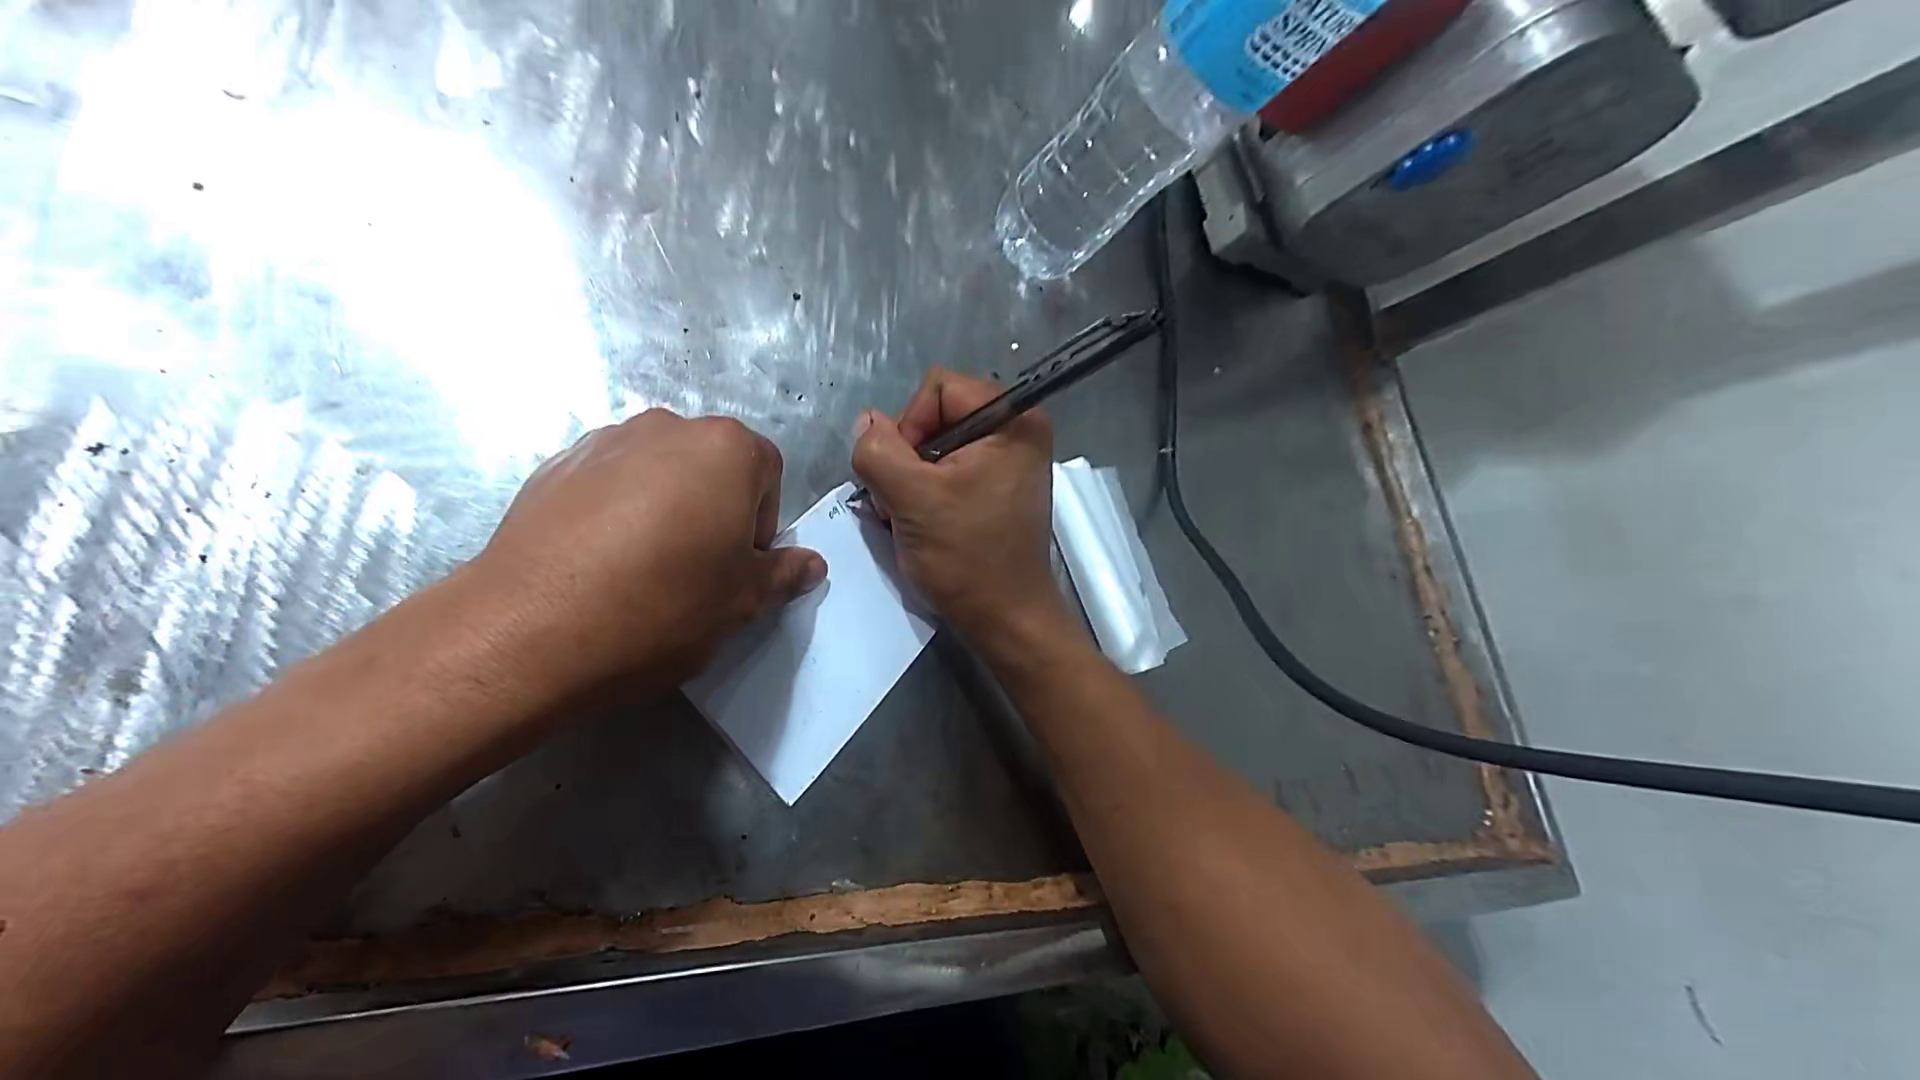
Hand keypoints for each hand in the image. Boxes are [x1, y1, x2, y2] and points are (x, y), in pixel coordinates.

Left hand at [464, 410, 825, 702]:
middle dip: (716, 508)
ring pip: (661, 471)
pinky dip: (617, 509)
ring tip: (642, 565)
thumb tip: (812, 564)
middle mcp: (669, 427)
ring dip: (667, 506)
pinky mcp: (555, 464)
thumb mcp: (742, 601)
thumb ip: (784, 573)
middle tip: (696, 567)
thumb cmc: (663, 606)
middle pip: (714, 465)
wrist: (531, 629)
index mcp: (727, 449)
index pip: (769, 473)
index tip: (737, 566)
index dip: (761, 523)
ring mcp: (606, 440)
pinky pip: (610, 481)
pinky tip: (600, 560)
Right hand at [851, 368, 1068, 645]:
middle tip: (901, 501)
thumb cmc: (967, 557)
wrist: (1005, 619)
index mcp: (1013, 420)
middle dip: (907, 456)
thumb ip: (878, 450)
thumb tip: (866, 422)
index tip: (907, 474)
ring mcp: (1007, 464)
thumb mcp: (911, 498)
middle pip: (937, 416)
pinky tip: (917, 523)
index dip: (909, 424)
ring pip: (936, 447)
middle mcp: (1017, 433)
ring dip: (911, 479)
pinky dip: (925, 493)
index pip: (939, 387)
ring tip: (907, 517)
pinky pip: (948, 472)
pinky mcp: (996, 490)